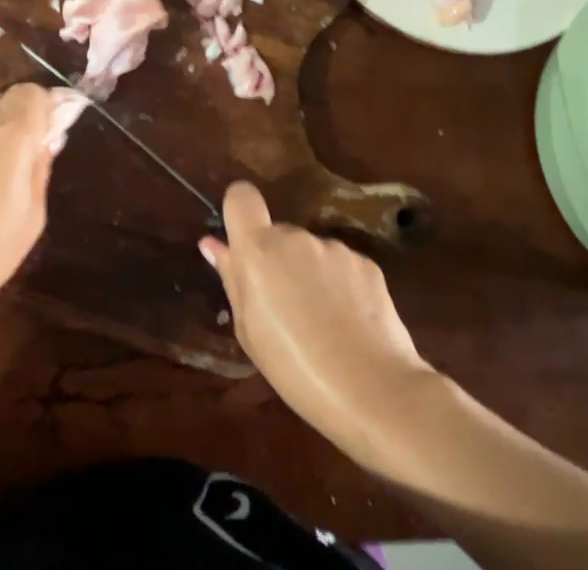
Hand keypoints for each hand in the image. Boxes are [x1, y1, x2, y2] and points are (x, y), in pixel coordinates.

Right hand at [201, 182, 433, 443]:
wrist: (374, 391)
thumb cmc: (294, 367)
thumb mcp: (248, 330)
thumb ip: (232, 279)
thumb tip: (213, 245)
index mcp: (259, 250)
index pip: (241, 197)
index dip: (238, 211)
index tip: (241, 244)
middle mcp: (297, 238)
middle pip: (277, 234)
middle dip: (276, 260)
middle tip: (281, 308)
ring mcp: (336, 250)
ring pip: (310, 252)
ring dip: (309, 274)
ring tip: (320, 323)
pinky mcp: (368, 265)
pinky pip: (341, 267)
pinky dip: (339, 286)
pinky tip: (348, 323)